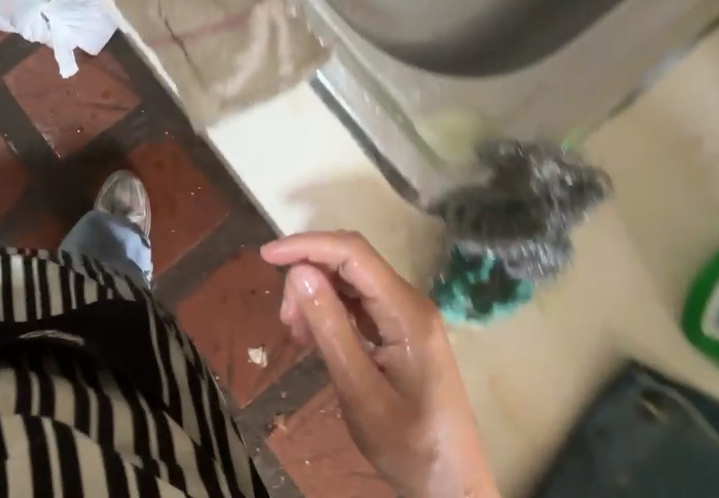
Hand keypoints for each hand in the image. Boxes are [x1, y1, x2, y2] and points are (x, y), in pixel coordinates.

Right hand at [262, 232, 498, 497]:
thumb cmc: (410, 444)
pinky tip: (313, 338)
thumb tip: (300, 272)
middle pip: (350, 262)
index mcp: (407, 312)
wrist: (452, 487)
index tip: (265, 257)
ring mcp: (406, 317)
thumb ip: (331, 328)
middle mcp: (409, 303)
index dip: (307, 245)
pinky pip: (357, 303)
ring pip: (350, 281)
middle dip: (308, 275)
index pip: (352, 253)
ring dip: (316, 295)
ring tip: (296, 334)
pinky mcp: (400, 332)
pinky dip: (329, 311)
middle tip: (286, 320)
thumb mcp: (361, 392)